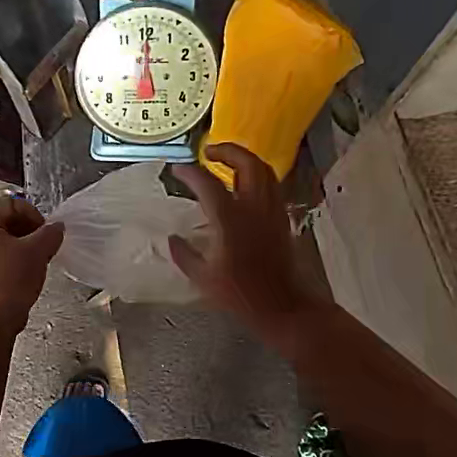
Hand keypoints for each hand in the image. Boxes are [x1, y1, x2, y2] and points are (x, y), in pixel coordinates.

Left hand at [0, 195, 63, 333]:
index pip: (11, 202)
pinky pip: (9, 258)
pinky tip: (32, 274)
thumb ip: (51, 233)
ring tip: (41, 261)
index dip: (32, 212)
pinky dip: (23, 261)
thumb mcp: (37, 251)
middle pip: (11, 221)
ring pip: (12, 241)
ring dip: (31, 247)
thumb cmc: (9, 282)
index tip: (44, 230)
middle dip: (34, 230)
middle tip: (46, 245)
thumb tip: (57, 227)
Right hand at [170, 144, 328, 349]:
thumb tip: (172, 239)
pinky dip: (256, 176)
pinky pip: (271, 185)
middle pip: (246, 162)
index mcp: (230, 219)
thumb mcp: (203, 278)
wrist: (283, 306)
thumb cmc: (241, 295)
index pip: (207, 183)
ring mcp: (272, 210)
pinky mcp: (282, 218)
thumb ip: (184, 254)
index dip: (190, 173)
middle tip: (208, 152)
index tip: (178, 169)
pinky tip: (245, 186)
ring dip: (244, 160)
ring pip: (264, 170)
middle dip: (227, 150)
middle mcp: (254, 207)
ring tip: (227, 163)